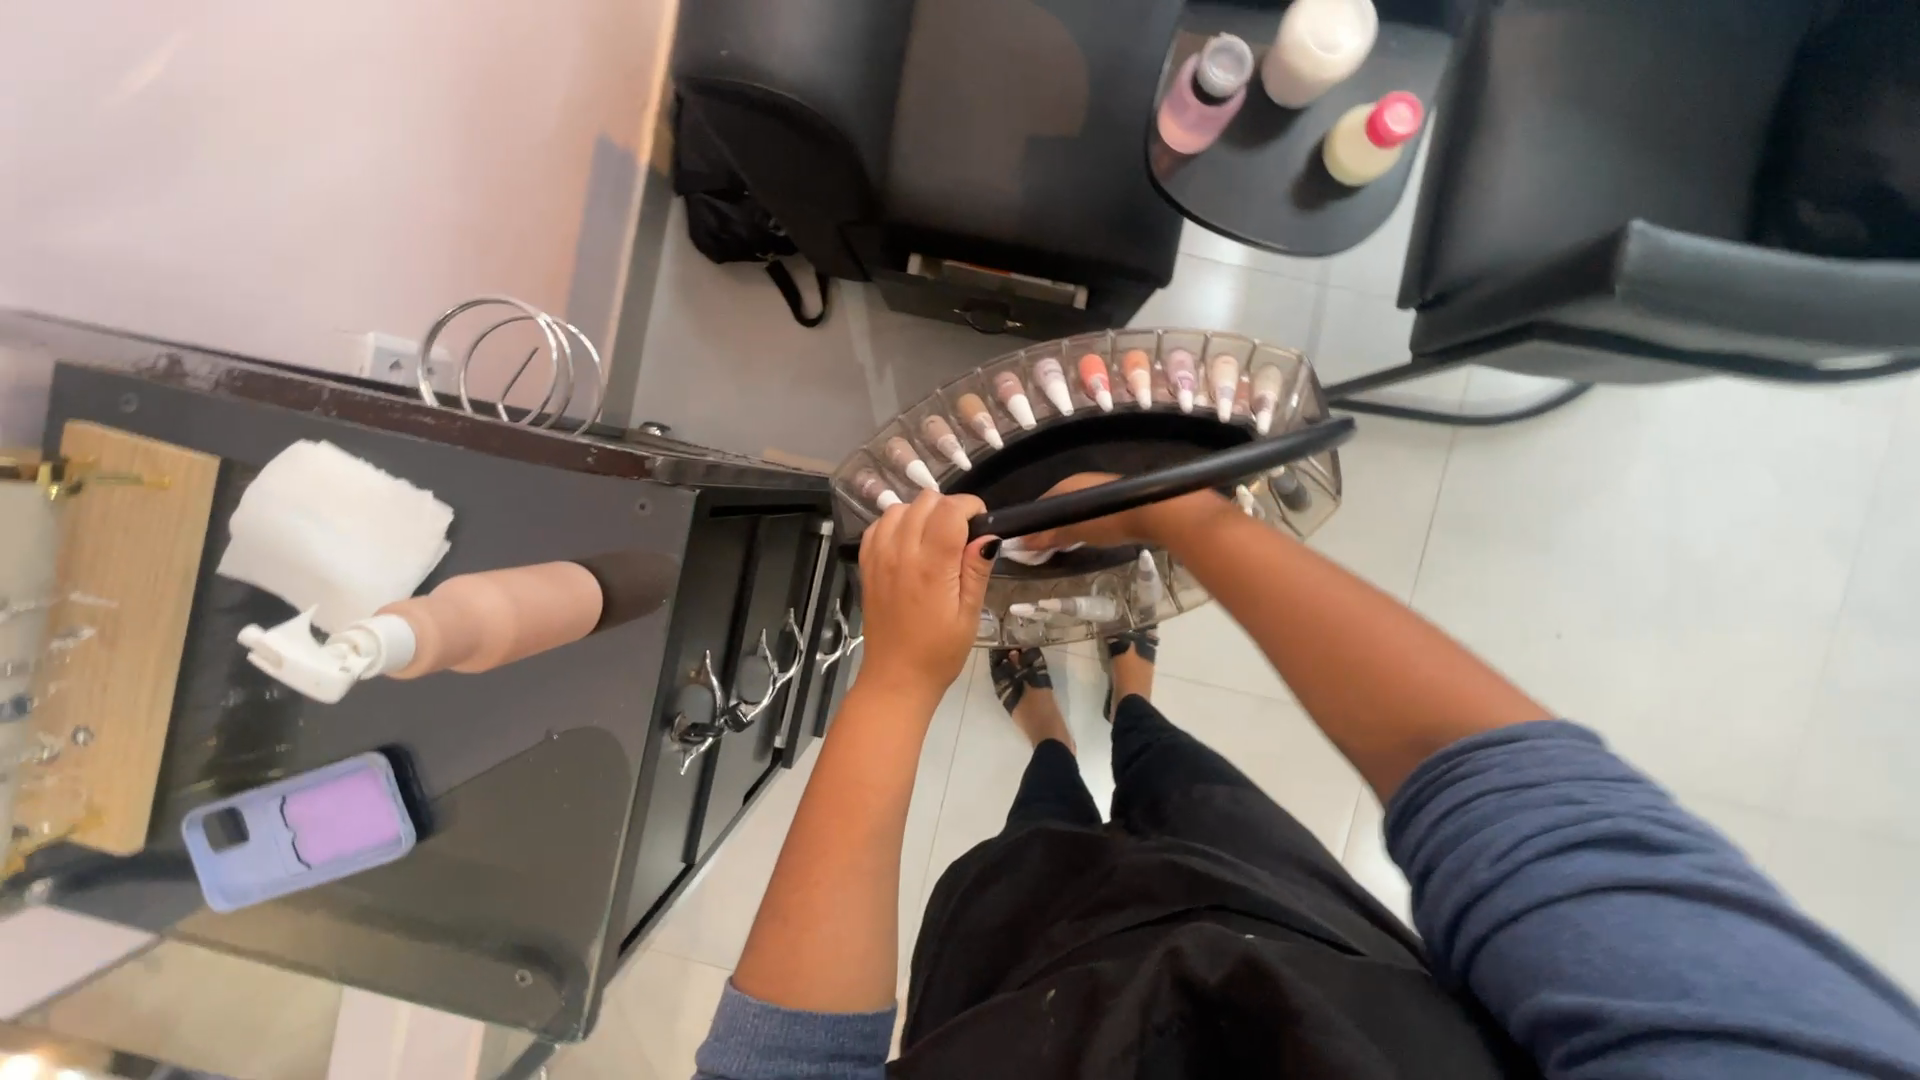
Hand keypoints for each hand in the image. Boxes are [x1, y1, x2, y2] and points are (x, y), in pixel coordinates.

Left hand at [856, 491, 995, 705]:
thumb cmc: (939, 651)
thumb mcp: (969, 615)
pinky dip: (896, 523)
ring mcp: (879, 557)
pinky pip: (879, 525)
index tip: (981, 523)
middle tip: (961, 534)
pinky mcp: (867, 564)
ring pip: (899, 507)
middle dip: (948, 508)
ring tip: (934, 537)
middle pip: (925, 502)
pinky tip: (909, 542)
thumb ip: (976, 570)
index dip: (970, 506)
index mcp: (931, 566)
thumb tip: (989, 535)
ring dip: (921, 513)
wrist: (896, 676)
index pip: (950, 510)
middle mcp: (901, 553)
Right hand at [1013, 473, 1232, 552]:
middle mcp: (1079, 481)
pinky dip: (1088, 524)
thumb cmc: (1108, 521)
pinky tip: (1092, 536)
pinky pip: (1093, 511)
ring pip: (1076, 508)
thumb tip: (1023, 543)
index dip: (1033, 526)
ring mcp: (1100, 487)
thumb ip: (1049, 537)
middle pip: (1058, 506)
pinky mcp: (1118, 497)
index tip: (1028, 546)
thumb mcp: (1074, 532)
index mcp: (1064, 485)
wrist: (1154, 512)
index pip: (1039, 506)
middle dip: (1052, 525)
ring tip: (1068, 545)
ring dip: (1071, 525)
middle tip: (1048, 549)